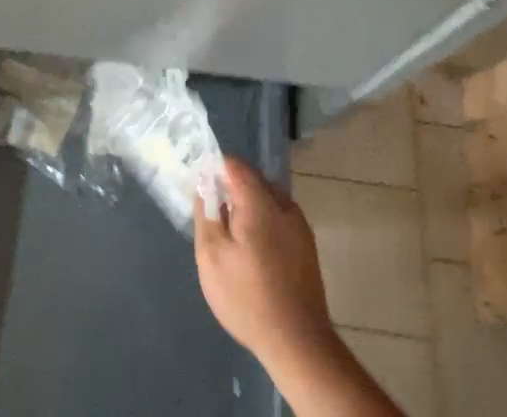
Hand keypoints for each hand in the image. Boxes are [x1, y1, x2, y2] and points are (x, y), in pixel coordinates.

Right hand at [194, 156, 336, 370]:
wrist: (297, 340)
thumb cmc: (247, 296)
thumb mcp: (211, 255)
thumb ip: (206, 213)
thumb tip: (204, 185)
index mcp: (261, 203)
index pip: (235, 165)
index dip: (213, 169)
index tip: (199, 188)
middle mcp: (285, 206)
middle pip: (254, 179)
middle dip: (230, 187)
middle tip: (211, 213)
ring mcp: (300, 226)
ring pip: (269, 199)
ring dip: (247, 205)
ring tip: (229, 234)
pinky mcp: (307, 246)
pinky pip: (280, 217)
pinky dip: (262, 221)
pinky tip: (251, 250)